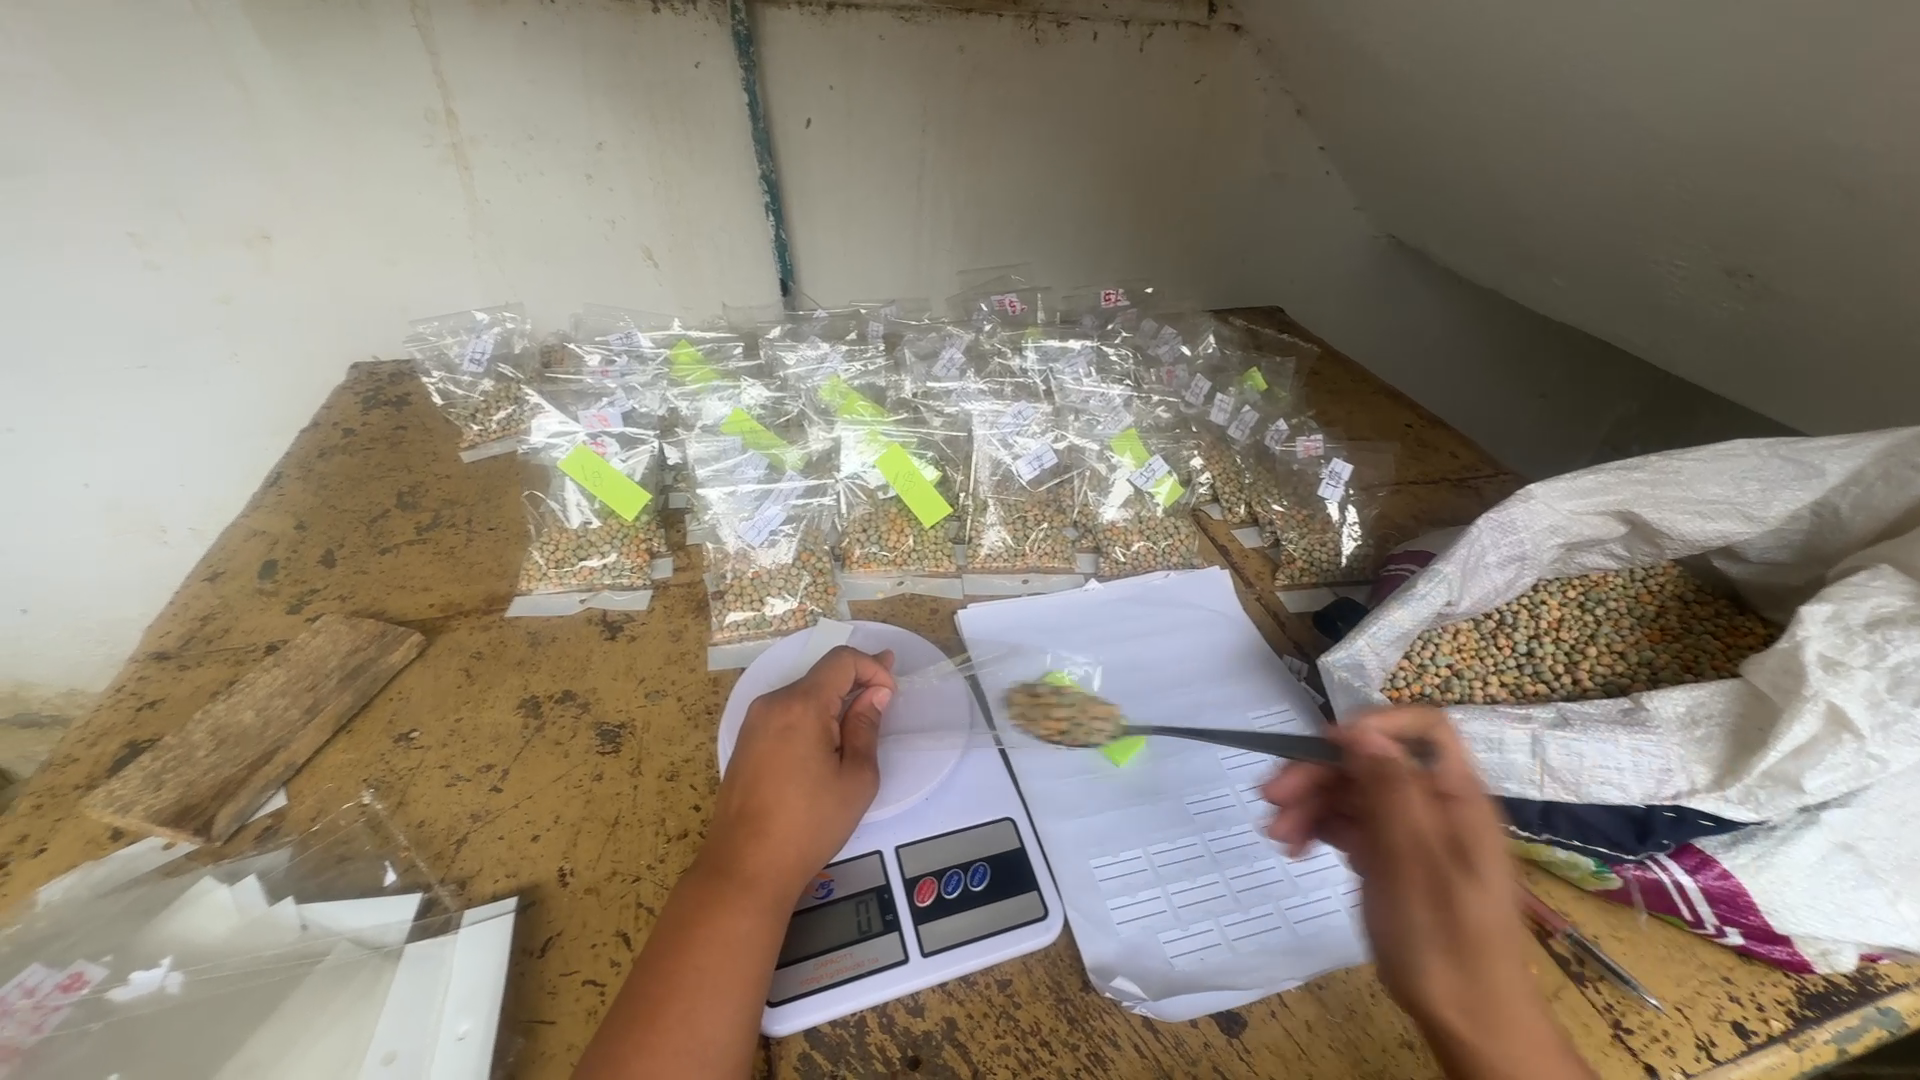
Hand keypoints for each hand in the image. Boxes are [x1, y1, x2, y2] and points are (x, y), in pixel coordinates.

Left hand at [701, 646, 896, 904]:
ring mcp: (754, 723)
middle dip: (855, 682)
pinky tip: (826, 744)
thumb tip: (874, 694)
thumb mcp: (856, 778)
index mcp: (800, 706)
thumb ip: (866, 727)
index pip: (841, 661)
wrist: (745, 866)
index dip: (871, 667)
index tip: (890, 693)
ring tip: (859, 725)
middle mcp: (772, 703)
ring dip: (833, 701)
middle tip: (885, 698)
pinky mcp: (746, 743)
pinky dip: (811, 717)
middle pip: (820, 675)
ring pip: (802, 694)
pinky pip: (786, 714)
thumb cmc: (809, 824)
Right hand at [1262, 709, 1588, 1077]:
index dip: (1373, 725)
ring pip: (1352, 792)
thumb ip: (1391, 791)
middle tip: (1270, 798)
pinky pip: (1350, 825)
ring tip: (1275, 835)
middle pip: (1370, 761)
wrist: (1471, 1023)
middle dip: (1318, 772)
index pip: (1423, 729)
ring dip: (1309, 804)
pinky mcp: (1392, 859)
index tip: (1323, 746)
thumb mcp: (1414, 864)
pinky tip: (1295, 849)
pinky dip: (1318, 829)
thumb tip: (1359, 729)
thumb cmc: (1446, 944)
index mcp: (1456, 798)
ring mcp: (1412, 833)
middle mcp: (1434, 805)